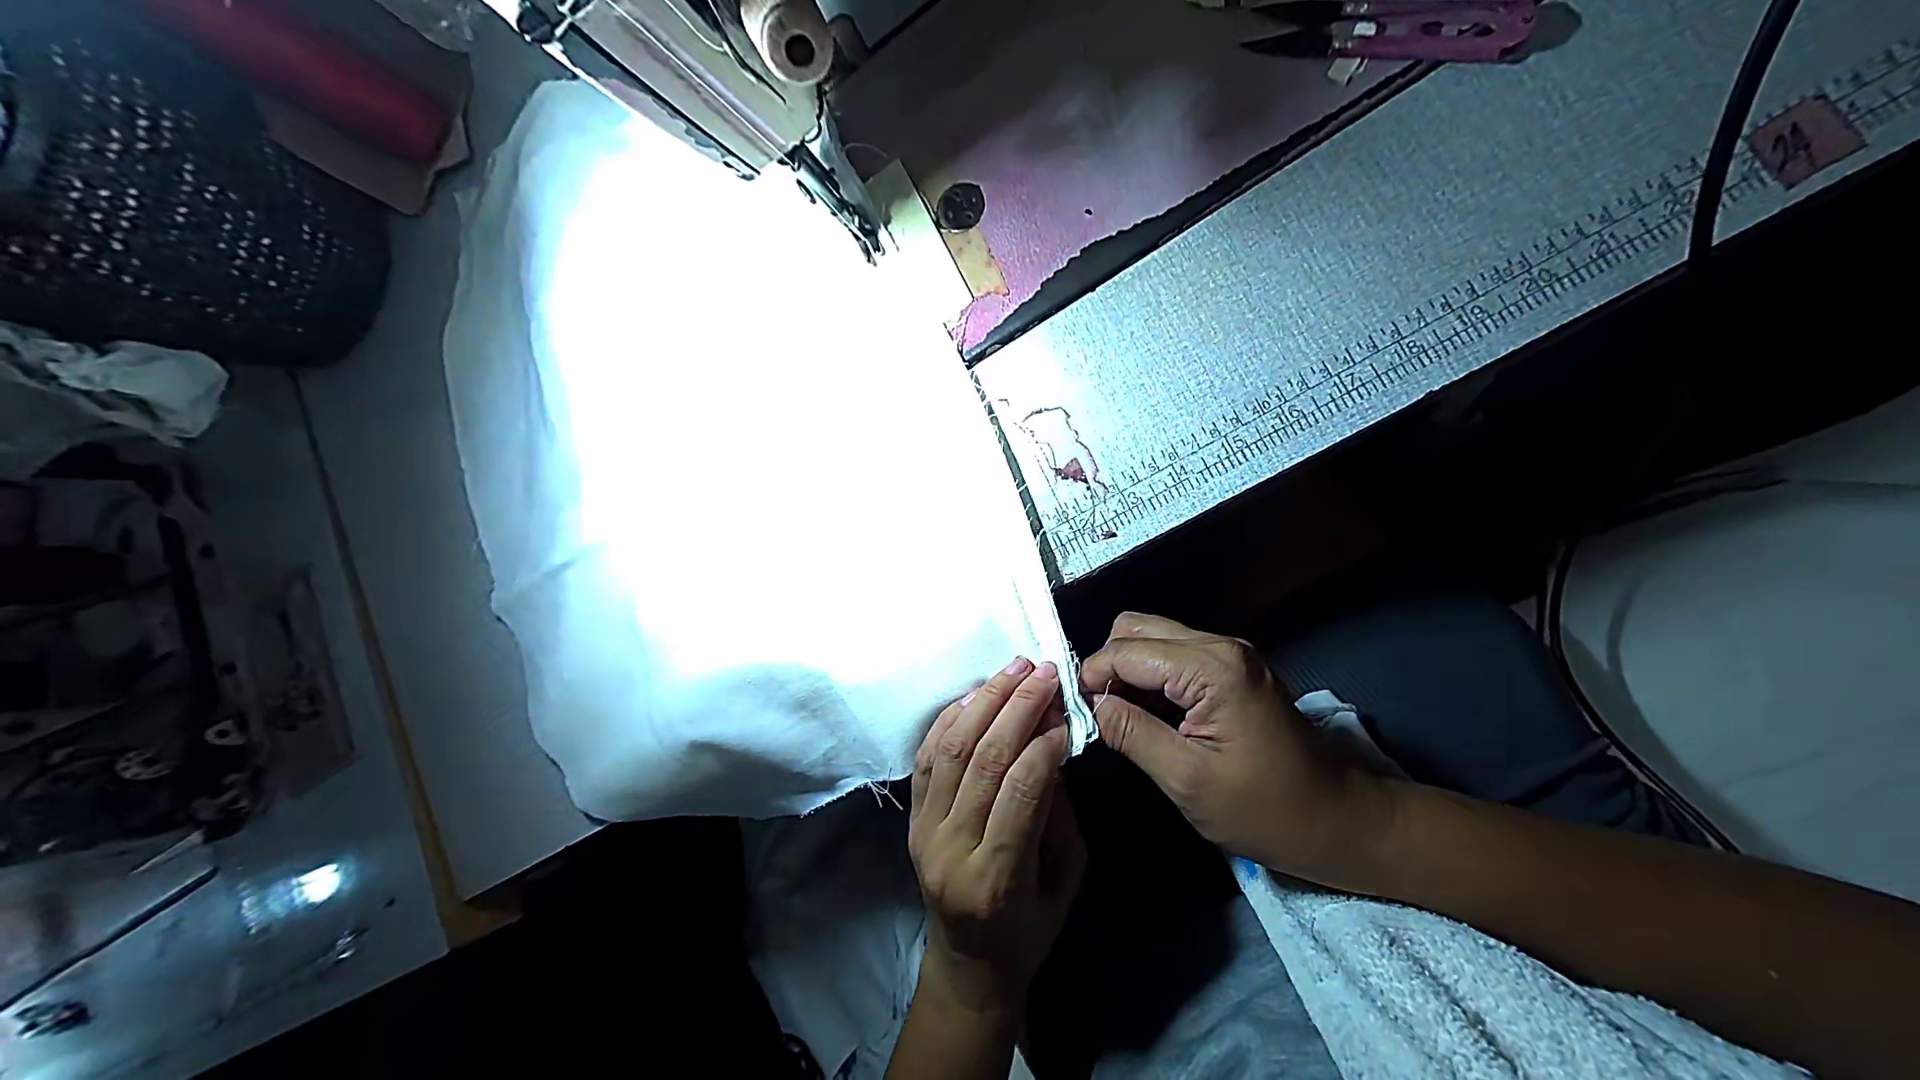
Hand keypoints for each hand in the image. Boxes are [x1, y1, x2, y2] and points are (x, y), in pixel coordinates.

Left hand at [908, 657, 1085, 1017]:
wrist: (969, 964)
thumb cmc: (1028, 929)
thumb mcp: (1064, 881)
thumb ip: (1057, 815)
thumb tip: (1049, 744)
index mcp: (996, 879)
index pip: (1020, 791)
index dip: (1044, 745)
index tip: (1064, 714)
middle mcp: (951, 850)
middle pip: (983, 761)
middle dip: (1017, 707)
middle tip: (1044, 672)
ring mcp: (923, 832)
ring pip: (951, 750)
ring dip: (985, 701)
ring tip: (1014, 669)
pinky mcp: (910, 819)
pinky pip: (926, 757)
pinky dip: (951, 719)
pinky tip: (976, 694)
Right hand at [1080, 613, 1396, 883]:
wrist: (1339, 820)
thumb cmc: (1264, 809)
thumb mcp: (1186, 780)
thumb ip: (1130, 733)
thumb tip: (1088, 704)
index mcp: (1211, 668)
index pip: (1126, 651)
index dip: (1092, 677)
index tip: (1077, 712)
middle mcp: (1219, 646)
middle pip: (1136, 628)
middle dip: (1108, 665)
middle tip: (1098, 712)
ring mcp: (1228, 654)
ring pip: (1152, 638)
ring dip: (1128, 671)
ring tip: (1119, 717)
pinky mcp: (1231, 668)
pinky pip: (1173, 655)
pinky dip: (1149, 677)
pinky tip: (1147, 714)